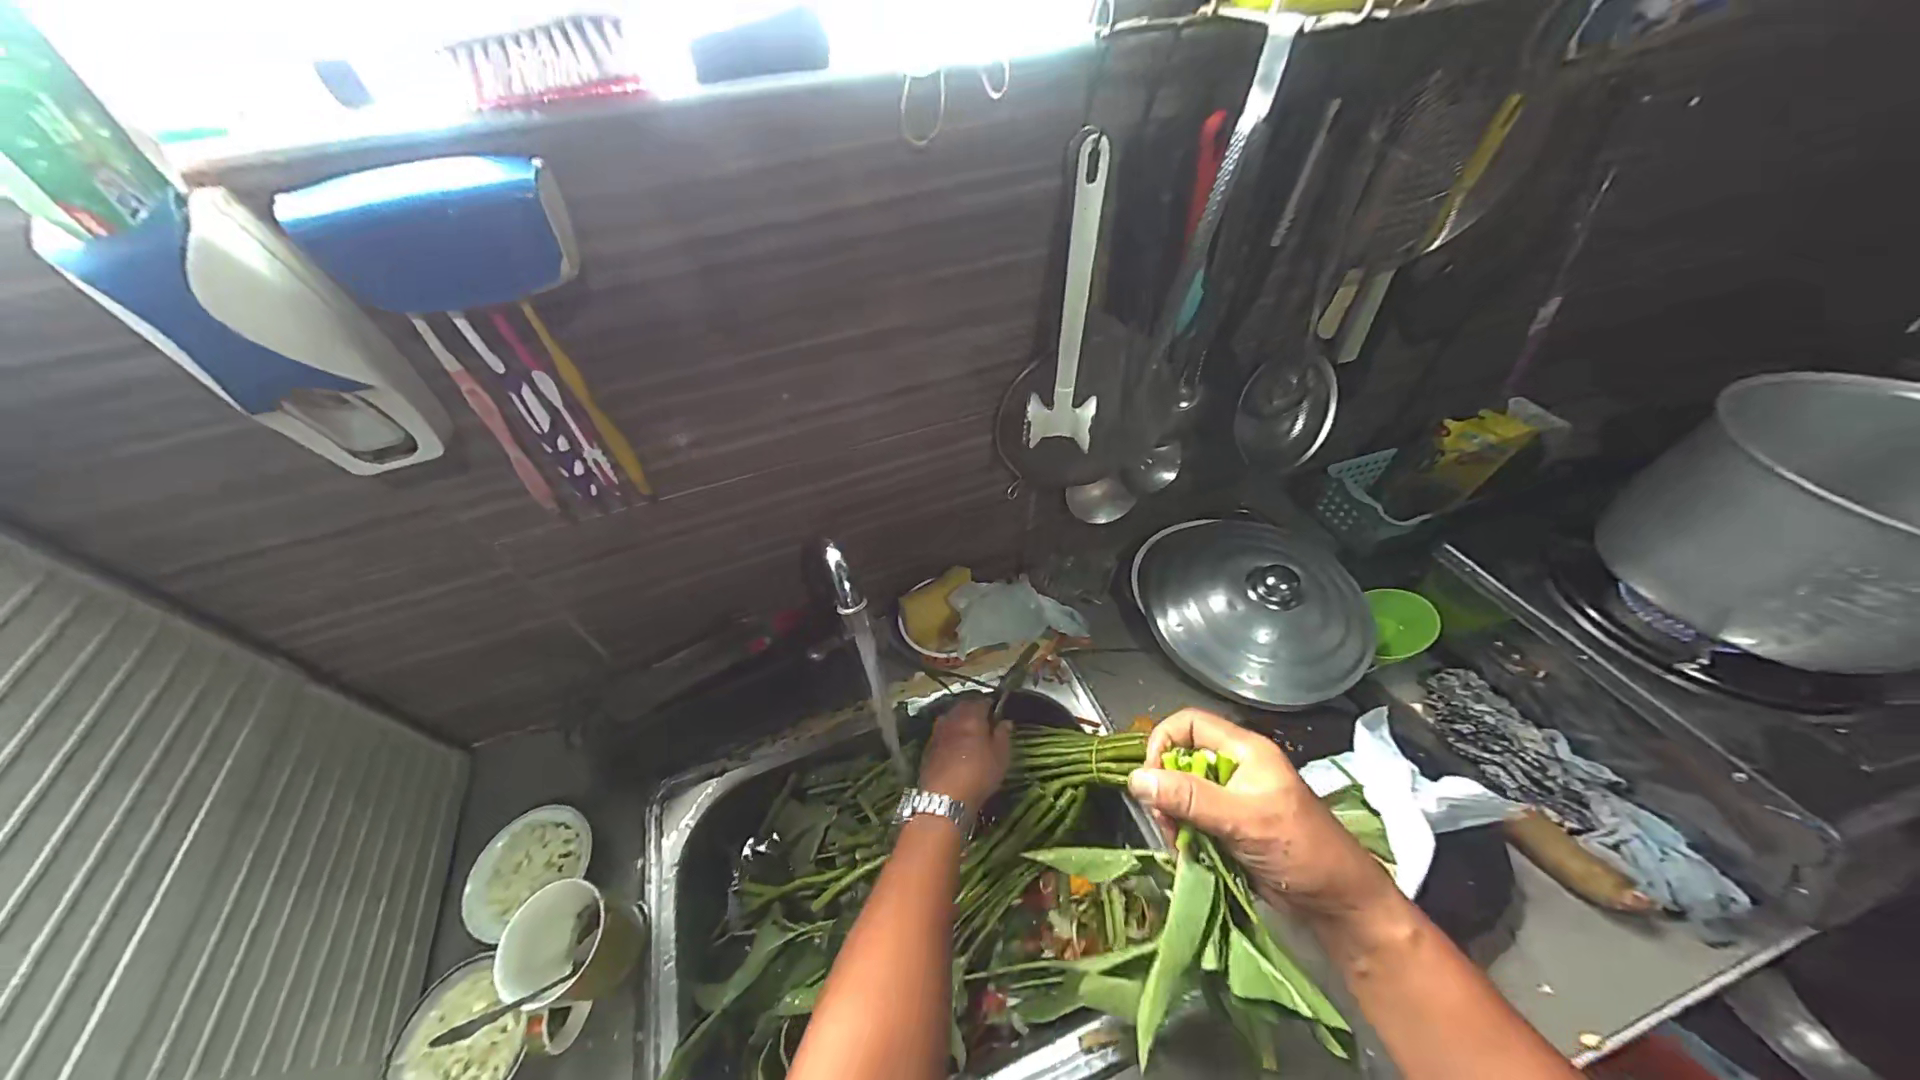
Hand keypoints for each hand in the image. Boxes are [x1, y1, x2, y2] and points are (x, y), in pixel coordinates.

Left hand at [917, 697, 1011, 809]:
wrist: (943, 798)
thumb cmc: (978, 775)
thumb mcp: (1000, 757)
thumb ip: (1003, 736)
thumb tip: (1005, 721)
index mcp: (971, 716)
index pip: (982, 700)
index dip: (991, 705)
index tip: (997, 713)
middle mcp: (952, 718)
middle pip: (964, 706)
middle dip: (974, 710)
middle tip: (985, 721)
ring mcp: (937, 731)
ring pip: (951, 717)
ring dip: (960, 720)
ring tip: (970, 733)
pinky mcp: (928, 746)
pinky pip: (942, 731)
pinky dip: (950, 733)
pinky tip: (955, 745)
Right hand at [1129, 708, 1395, 924]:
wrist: (1340, 904)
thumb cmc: (1302, 851)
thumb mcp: (1242, 819)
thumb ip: (1189, 797)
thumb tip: (1137, 779)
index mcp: (1245, 750)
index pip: (1189, 724)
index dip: (1163, 743)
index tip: (1151, 778)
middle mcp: (1236, 768)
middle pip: (1180, 760)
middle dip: (1166, 790)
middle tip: (1166, 821)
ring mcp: (1233, 799)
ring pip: (1183, 794)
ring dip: (1174, 818)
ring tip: (1181, 844)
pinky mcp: (1231, 827)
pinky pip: (1193, 820)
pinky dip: (1185, 836)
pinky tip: (1190, 855)